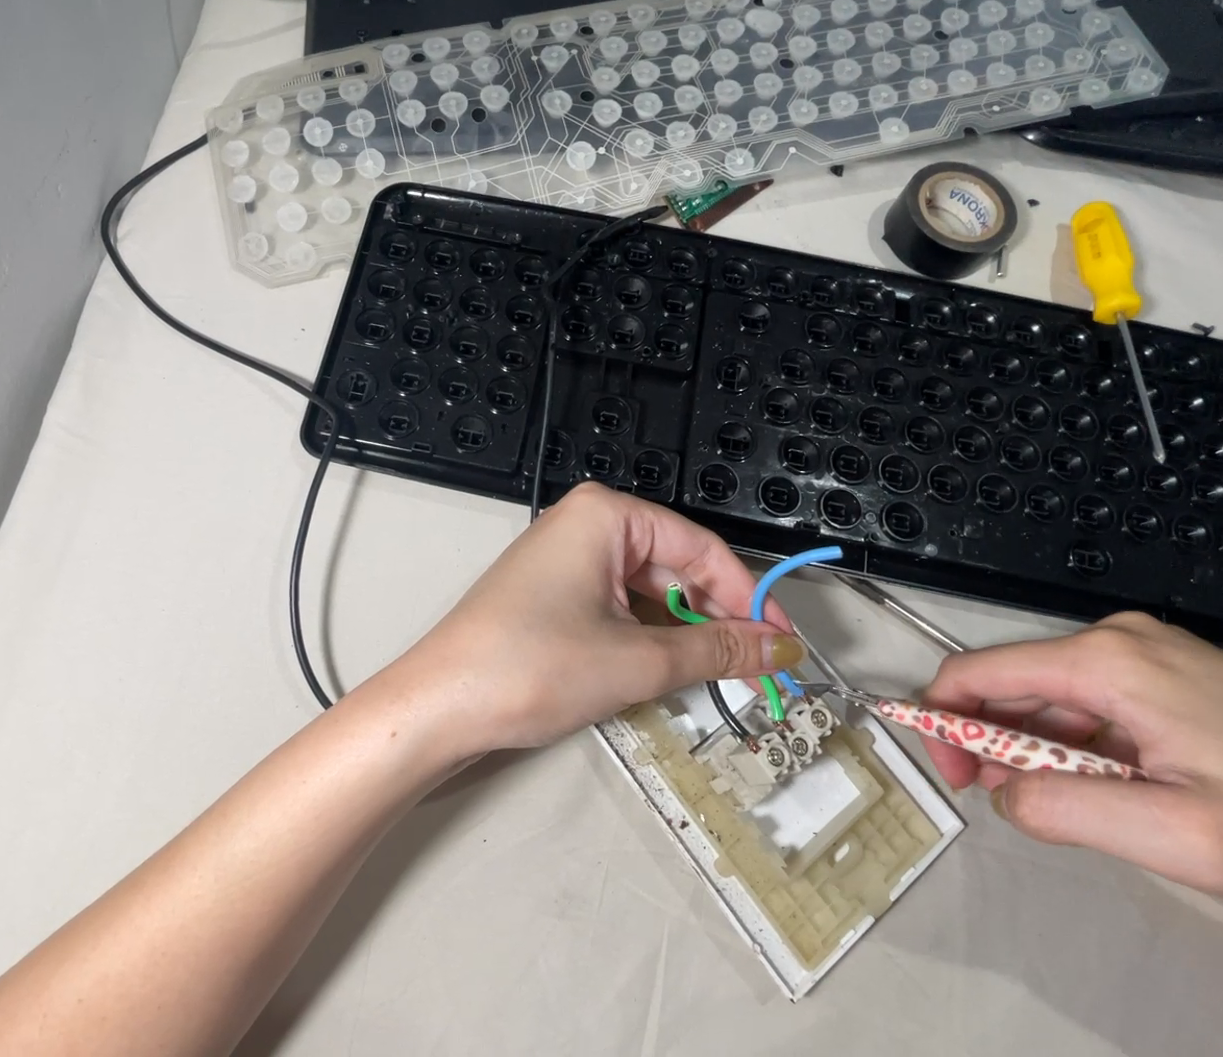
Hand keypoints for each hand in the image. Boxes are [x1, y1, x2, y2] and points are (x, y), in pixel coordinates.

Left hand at [355, 483, 803, 757]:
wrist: (439, 707)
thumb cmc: (530, 667)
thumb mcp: (637, 660)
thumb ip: (715, 650)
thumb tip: (776, 648)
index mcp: (605, 515)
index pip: (701, 549)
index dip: (750, 598)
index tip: (782, 642)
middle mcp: (584, 526)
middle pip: (676, 567)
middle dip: (718, 618)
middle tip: (759, 666)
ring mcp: (565, 560)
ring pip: (649, 591)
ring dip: (686, 632)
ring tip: (722, 674)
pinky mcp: (553, 595)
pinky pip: (618, 606)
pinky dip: (649, 636)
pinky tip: (672, 667)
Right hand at [920, 612, 1222, 936]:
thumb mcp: (1178, 839)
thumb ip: (1062, 810)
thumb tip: (1001, 795)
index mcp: (1110, 661)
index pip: (976, 674)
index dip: (944, 725)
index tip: (957, 783)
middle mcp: (1123, 640)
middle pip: (1012, 685)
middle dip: (996, 747)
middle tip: (1023, 813)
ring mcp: (1154, 655)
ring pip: (1053, 700)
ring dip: (1044, 756)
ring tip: (1086, 814)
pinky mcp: (1178, 678)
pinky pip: (1095, 706)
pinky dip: (1084, 751)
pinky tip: (1121, 794)